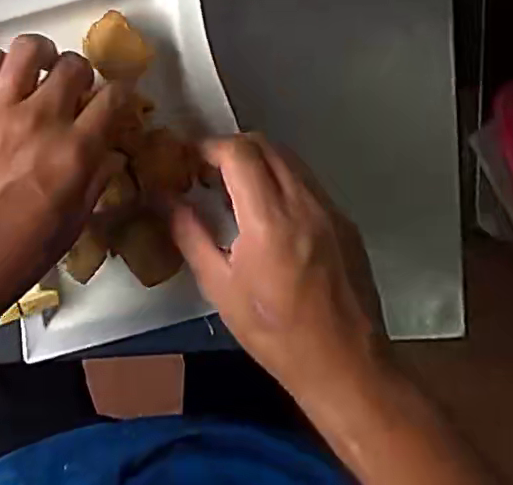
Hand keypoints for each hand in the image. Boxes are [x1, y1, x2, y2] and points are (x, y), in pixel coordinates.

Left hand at [0, 34, 125, 318]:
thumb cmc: (17, 255)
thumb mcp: (73, 224)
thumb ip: (96, 181)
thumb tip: (108, 154)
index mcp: (75, 151)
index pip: (113, 97)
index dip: (121, 92)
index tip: (117, 95)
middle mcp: (41, 120)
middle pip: (74, 65)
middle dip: (82, 73)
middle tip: (75, 87)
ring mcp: (0, 110)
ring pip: (28, 49)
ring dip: (41, 52)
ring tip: (40, 65)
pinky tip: (1, 77)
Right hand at [171, 134, 390, 397]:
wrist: (348, 367)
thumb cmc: (276, 334)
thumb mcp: (220, 288)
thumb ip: (189, 234)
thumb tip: (165, 199)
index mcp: (269, 220)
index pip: (239, 153)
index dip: (209, 146)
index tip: (190, 159)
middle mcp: (303, 204)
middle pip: (264, 144)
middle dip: (231, 147)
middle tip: (209, 171)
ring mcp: (329, 208)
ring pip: (288, 158)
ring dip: (257, 159)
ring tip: (236, 189)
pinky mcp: (344, 219)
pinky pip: (306, 181)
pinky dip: (280, 179)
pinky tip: (269, 212)